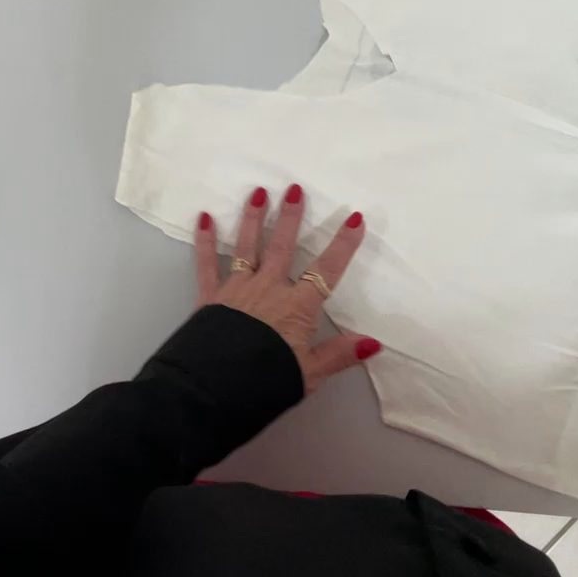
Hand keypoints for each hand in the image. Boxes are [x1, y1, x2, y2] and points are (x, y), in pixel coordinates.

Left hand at [196, 184, 380, 393]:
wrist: (217, 388)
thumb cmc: (267, 382)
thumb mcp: (309, 374)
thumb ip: (339, 354)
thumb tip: (373, 342)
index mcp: (297, 307)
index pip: (326, 271)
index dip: (342, 245)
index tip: (354, 219)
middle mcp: (268, 288)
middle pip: (282, 247)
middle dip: (291, 217)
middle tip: (294, 188)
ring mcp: (237, 288)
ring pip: (247, 246)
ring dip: (253, 218)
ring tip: (257, 192)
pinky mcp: (210, 294)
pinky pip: (207, 263)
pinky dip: (205, 240)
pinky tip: (204, 217)